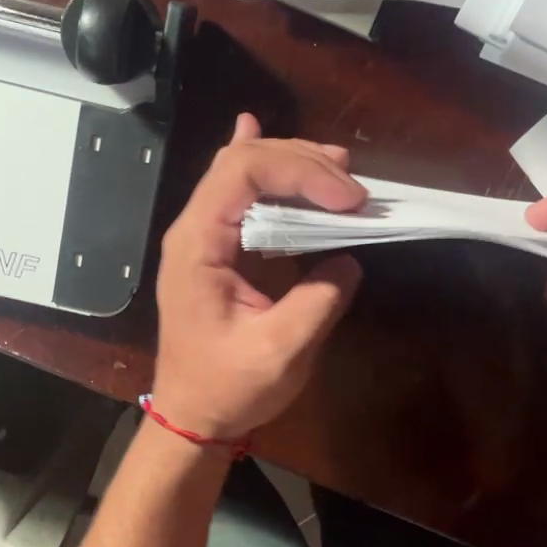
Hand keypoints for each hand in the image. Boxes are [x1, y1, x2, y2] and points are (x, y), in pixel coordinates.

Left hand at [151, 114, 366, 439]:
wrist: (192, 416)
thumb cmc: (227, 388)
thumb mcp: (281, 351)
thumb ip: (318, 301)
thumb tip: (350, 260)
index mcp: (198, 245)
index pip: (243, 173)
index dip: (300, 171)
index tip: (348, 198)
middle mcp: (193, 230)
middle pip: (242, 162)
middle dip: (302, 162)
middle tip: (354, 187)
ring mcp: (201, 237)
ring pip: (240, 172)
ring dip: (291, 164)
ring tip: (338, 171)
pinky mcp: (214, 249)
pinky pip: (235, 194)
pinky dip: (262, 171)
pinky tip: (258, 130)